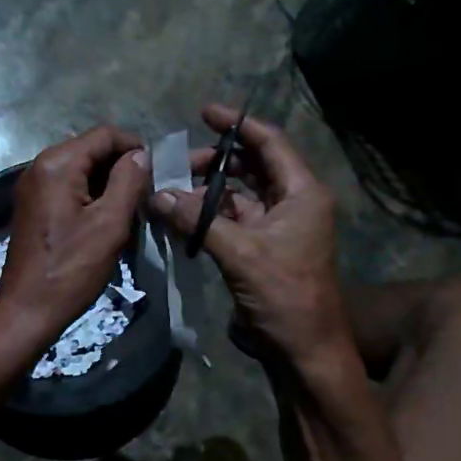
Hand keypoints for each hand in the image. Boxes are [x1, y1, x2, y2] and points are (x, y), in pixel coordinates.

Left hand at [0, 125, 151, 364]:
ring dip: (108, 184)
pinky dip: (90, 196)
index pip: (105, 134)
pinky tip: (108, 220)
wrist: (27, 309)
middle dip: (122, 167)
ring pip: (81, 170)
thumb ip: (128, 181)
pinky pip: (67, 188)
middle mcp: (39, 166)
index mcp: (57, 163)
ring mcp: (32, 187)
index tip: (159, 172)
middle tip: (148, 194)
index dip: (136, 147)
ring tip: (132, 209)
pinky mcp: (33, 206)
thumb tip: (141, 155)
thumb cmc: (71, 268)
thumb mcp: (109, 224)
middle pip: (91, 149)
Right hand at [150, 104, 344, 363]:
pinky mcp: (262, 247)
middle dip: (215, 161)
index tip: (205, 112)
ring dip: (207, 190)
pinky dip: (208, 215)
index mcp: (301, 194)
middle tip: (178, 165)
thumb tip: (157, 196)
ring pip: (239, 194)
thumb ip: (198, 220)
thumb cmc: (285, 295)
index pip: (270, 144)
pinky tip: (180, 216)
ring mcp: (277, 226)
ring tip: (172, 190)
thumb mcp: (240, 253)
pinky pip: (231, 219)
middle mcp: (292, 202)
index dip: (238, 125)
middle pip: (252, 166)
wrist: (303, 348)